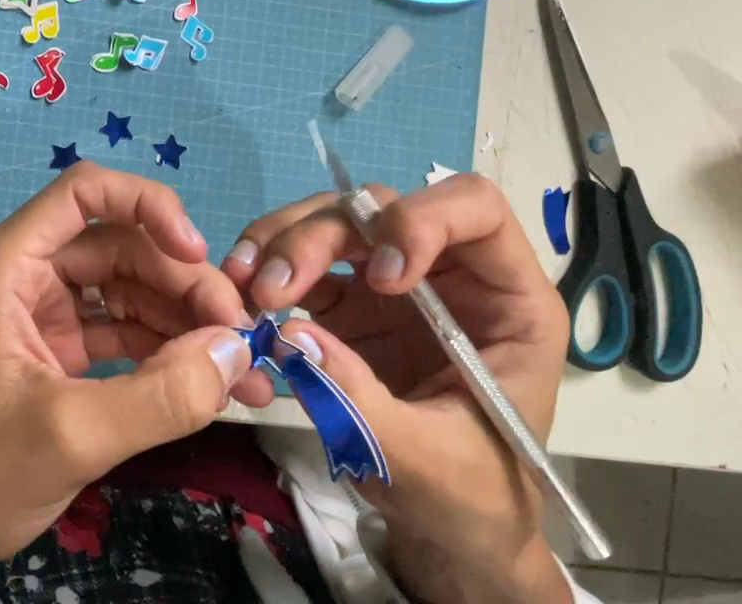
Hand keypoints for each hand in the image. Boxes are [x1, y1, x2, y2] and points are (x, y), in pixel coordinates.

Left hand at [0, 163, 267, 602]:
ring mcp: (44, 308)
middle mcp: (26, 272)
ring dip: (187, 321)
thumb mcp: (74, 435)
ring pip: (129, 285)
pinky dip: (168, 349)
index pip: (83, 192)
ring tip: (246, 371)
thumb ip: (161, 395)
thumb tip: (236, 350)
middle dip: (184, 284)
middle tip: (243, 338)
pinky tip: (214, 382)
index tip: (198, 255)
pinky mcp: (60, 344)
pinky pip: (124, 326)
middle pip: (121, 244)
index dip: (147, 205)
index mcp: (7, 266)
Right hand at [223, 173, 572, 603]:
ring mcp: (390, 280)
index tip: (380, 280)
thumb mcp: (430, 464)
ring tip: (240, 284)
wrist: (445, 531)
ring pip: (332, 222)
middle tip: (268, 286)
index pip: (470, 209)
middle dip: (318, 236)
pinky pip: (300, 260)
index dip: (420, 222)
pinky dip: (264, 267)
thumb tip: (290, 336)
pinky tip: (237, 291)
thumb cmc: (470, 498)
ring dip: (280, 242)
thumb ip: (364, 404)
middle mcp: (446, 271)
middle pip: (379, 210)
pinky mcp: (346, 300)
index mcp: (504, 298)